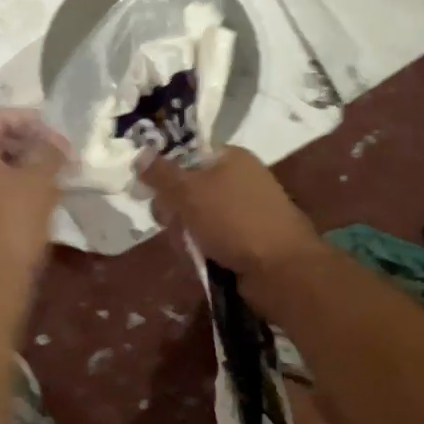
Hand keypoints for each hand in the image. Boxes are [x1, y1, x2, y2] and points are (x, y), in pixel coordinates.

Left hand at [0, 107, 68, 290]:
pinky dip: (6, 189)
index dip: (30, 120)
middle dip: (26, 144)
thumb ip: (49, 151)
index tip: (59, 135)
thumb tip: (56, 140)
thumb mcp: (38, 183)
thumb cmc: (10, 228)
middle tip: (59, 157)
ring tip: (51, 179)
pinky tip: (32, 202)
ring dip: (19, 168)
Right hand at [139, 146, 321, 277]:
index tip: (149, 190)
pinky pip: (212, 237)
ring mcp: (244, 210)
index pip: (186, 154)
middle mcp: (239, 179)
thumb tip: (140, 153)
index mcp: (230, 157)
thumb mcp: (189, 192)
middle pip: (188, 187)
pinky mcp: (247, 239)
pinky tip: (200, 259)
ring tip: (189, 248)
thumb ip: (161, 173)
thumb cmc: (234, 220)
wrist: (282, 270)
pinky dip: (202, 247)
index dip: (165, 170)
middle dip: (174, 209)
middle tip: (172, 223)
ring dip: (185, 232)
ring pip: (197, 216)